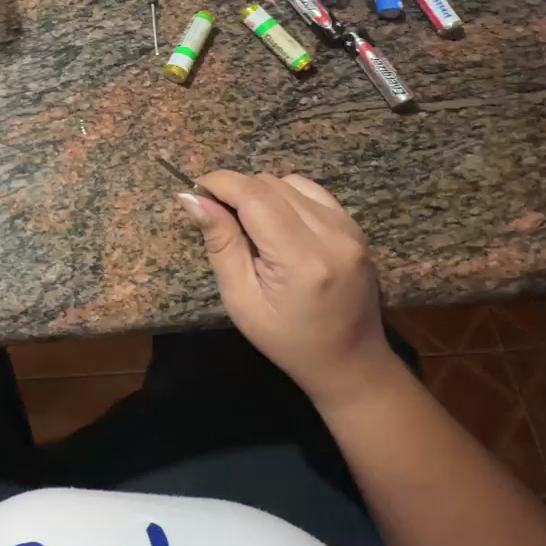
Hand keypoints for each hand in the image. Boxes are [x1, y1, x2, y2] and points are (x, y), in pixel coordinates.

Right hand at [178, 172, 398, 407]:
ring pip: (288, 182)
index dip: (219, 183)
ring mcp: (349, 228)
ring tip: (249, 226)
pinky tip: (276, 224)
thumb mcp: (241, 299)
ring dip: (259, 193)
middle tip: (218, 218)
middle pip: (269, 184)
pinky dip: (284, 197)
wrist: (351, 363)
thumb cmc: (287, 341)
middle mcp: (332, 235)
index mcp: (302, 260)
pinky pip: (310, 191)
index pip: (254, 195)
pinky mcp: (354, 227)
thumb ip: (220, 243)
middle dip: (235, 190)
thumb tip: (191, 198)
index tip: (194, 192)